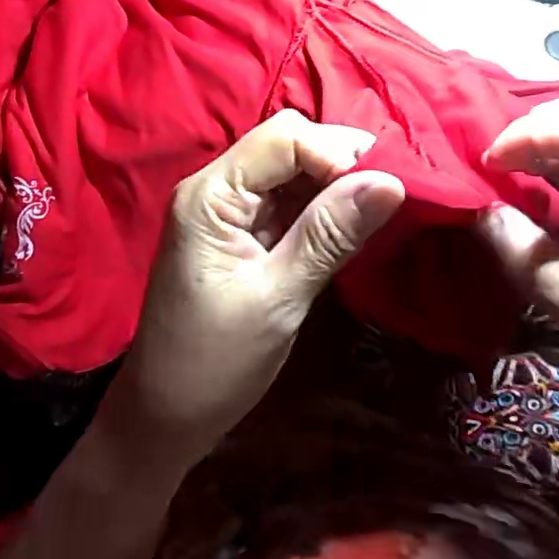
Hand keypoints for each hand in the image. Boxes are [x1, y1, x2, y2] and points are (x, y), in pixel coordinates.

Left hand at [110, 110, 404, 461]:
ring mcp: (232, 209)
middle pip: (291, 143)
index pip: (285, 138)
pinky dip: (327, 206)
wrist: (166, 420)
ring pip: (298, 168)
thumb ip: (331, 235)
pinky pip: (295, 199)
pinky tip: (351, 226)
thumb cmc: (213, 364)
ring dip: (339, 185)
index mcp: (211, 195)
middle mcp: (219, 187)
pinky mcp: (247, 230)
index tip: (377, 192)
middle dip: (342, 163)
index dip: (335, 154)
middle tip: (384, 201)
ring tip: (375, 214)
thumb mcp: (279, 299)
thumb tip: (392, 183)